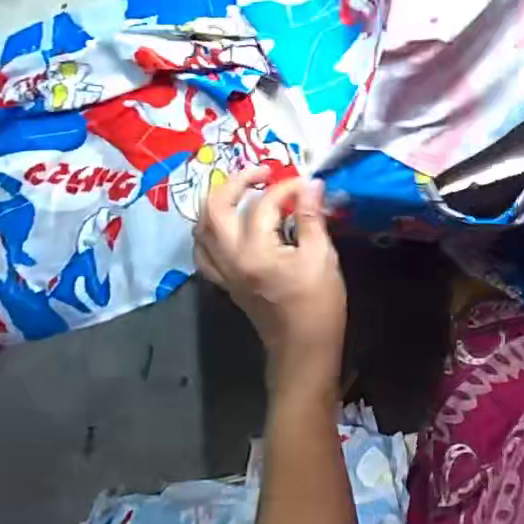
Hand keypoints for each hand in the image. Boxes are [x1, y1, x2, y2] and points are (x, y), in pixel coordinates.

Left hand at [194, 168, 346, 405]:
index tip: (308, 183)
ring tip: (244, 192)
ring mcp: (223, 271)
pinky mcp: (225, 282)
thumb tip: (311, 184)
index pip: (264, 205)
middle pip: (215, 208)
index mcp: (255, 252)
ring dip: (219, 203)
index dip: (287, 188)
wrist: (303, 350)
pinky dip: (212, 231)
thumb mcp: (321, 257)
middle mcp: (230, 258)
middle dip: (237, 182)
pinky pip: (204, 250)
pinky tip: (231, 226)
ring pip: (202, 228)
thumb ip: (311, 218)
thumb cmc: (318, 305)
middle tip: (263, 172)